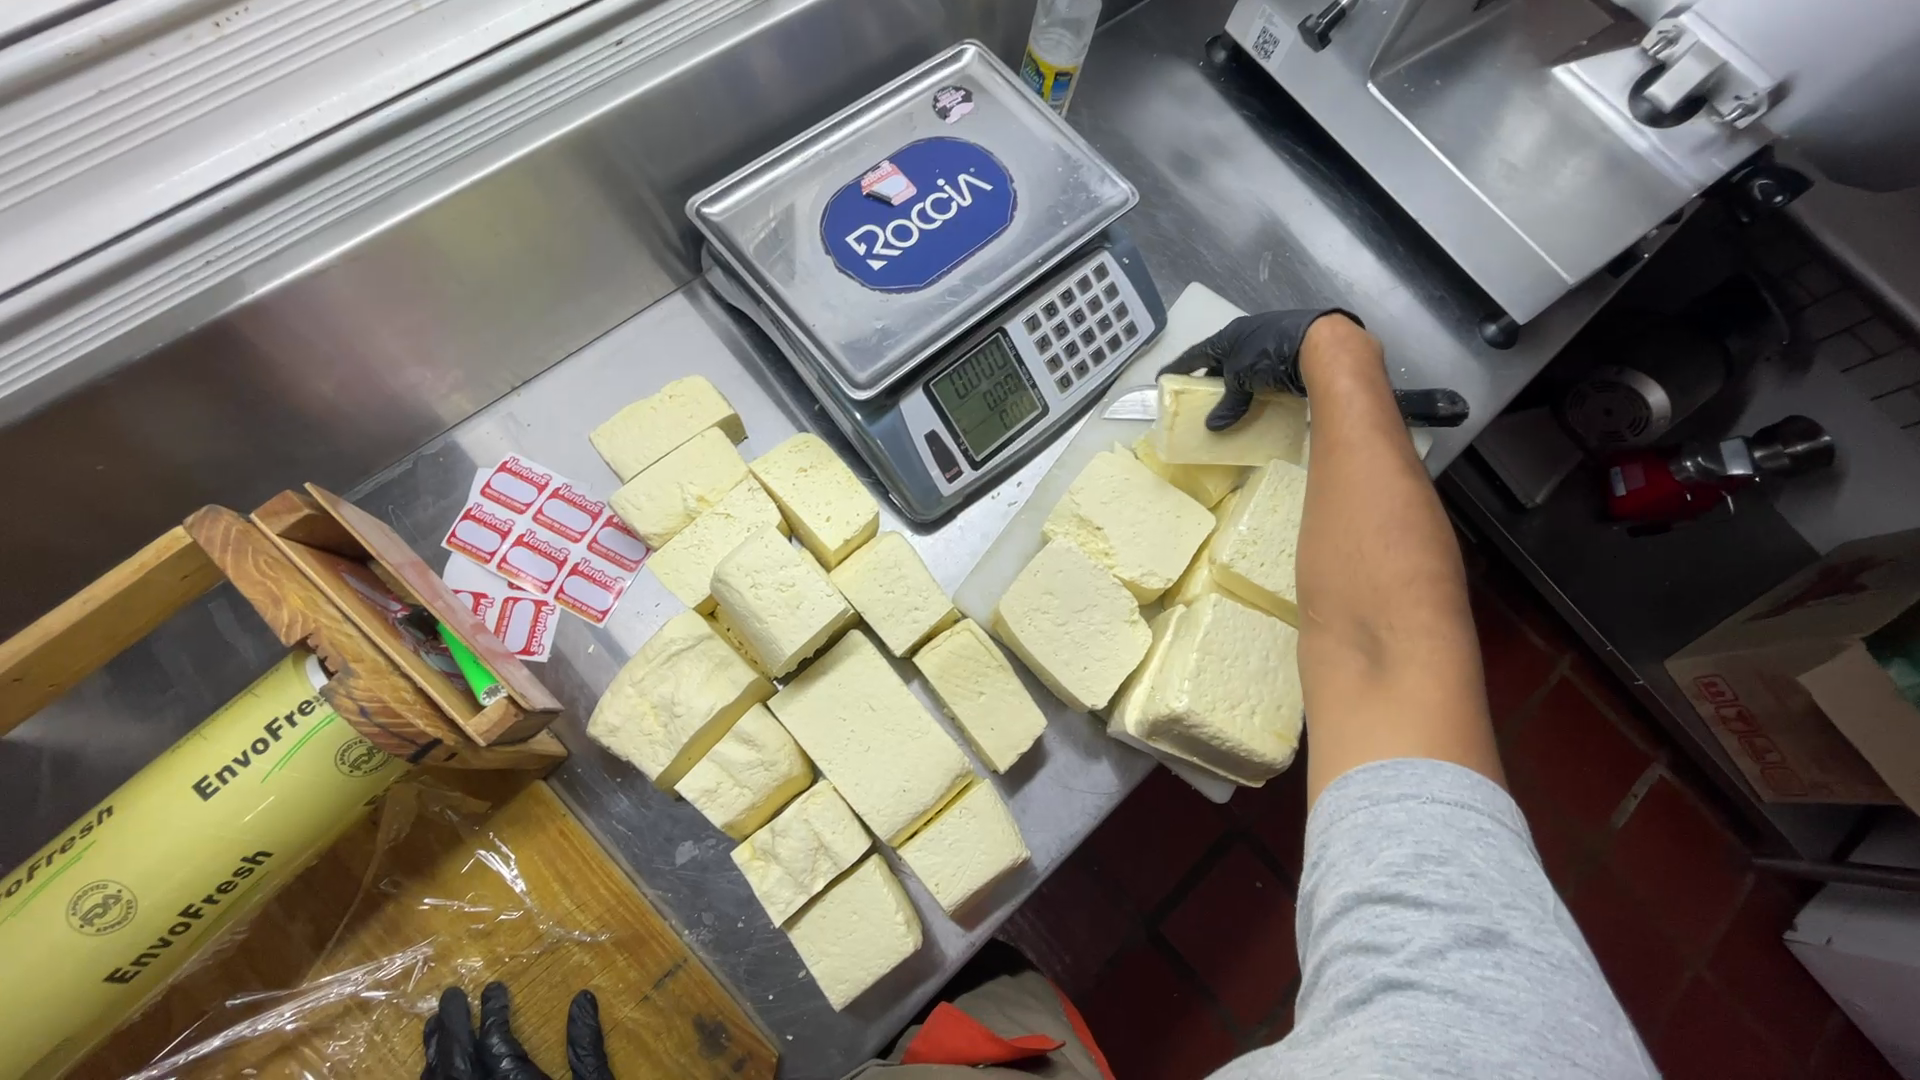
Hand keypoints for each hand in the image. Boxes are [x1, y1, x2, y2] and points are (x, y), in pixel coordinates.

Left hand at [421, 982, 613, 1079]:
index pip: (493, 1046)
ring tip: (435, 1028)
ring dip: (431, 1060)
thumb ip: (586, 1048)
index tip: (493, 988)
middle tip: (450, 997)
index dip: (491, 1014)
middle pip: (452, 1068)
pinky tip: (434, 1075)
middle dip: (449, 1030)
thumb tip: (582, 997)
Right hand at [1160, 309, 1363, 429]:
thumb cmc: (1270, 354)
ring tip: (1229, 403)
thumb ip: (1228, 403)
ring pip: (1246, 366)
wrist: (1322, 344)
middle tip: (1200, 396)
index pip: (1197, 353)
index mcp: (1230, 335)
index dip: (1179, 366)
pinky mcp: (1293, 354)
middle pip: (1222, 359)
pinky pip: (1267, 373)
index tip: (1163, 377)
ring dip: (1237, 383)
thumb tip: (1212, 427)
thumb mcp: (1242, 378)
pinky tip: (1260, 401)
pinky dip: (1259, 387)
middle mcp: (1249, 335)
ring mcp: (1272, 342)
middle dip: (1211, 377)